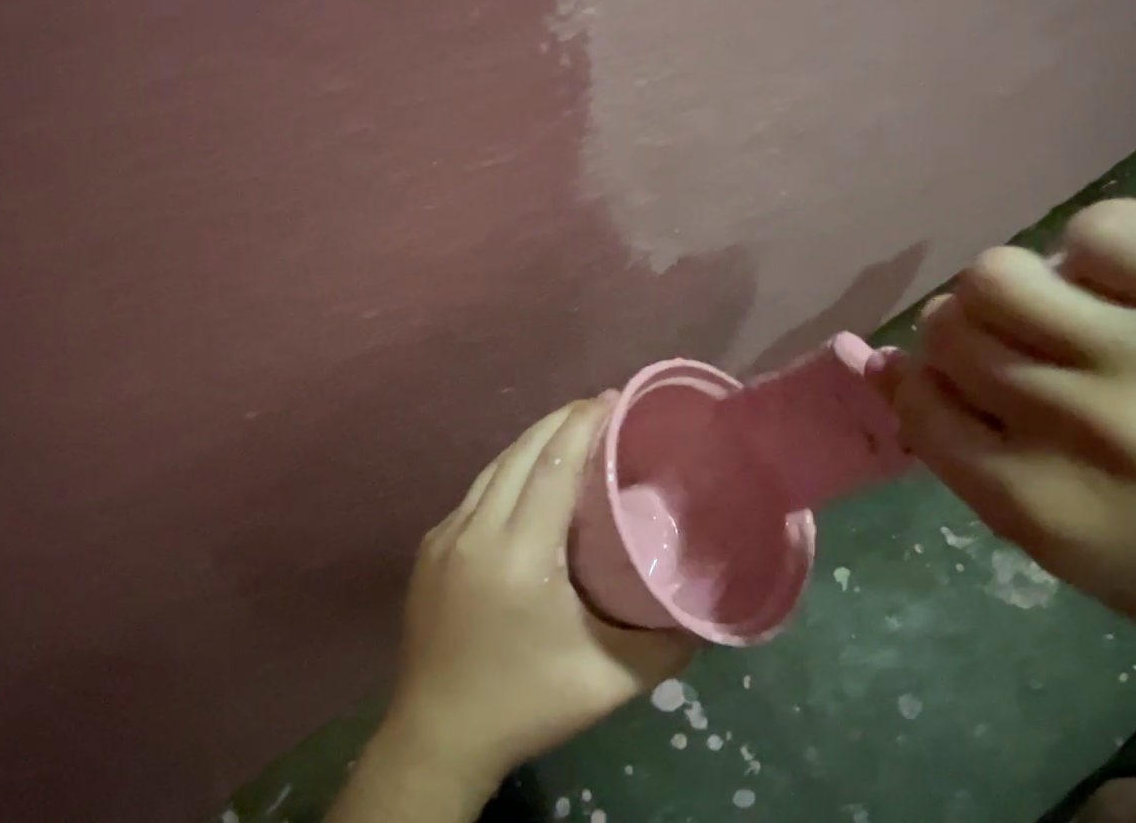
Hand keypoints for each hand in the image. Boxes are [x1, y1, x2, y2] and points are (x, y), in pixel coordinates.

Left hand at [382, 398, 697, 782]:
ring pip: (494, 467)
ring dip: (532, 440)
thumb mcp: (608, 681)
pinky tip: (530, 477)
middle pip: (521, 452)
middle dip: (561, 420)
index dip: (583, 424)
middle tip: (602, 408)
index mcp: (519, 554)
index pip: (552, 463)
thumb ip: (666, 646)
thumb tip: (706, 611)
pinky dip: (508, 469)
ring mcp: (444, 536)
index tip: (614, 399)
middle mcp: (475, 531)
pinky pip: (476, 492)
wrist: (437, 737)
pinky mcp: (430, 548)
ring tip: (571, 430)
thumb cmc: (526, 705)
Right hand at [877, 200, 1135, 752]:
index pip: (919, 404)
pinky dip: (1102, 252)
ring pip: (1001, 273)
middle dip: (966, 338)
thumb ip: (986, 467)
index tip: (947, 381)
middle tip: (1019, 349)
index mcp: (1041, 506)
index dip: (921, 384)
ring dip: (1015, 291)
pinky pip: (1106, 228)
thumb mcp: (1084, 557)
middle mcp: (1080, 425)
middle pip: (951, 329)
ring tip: (1067, 309)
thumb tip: (907, 373)